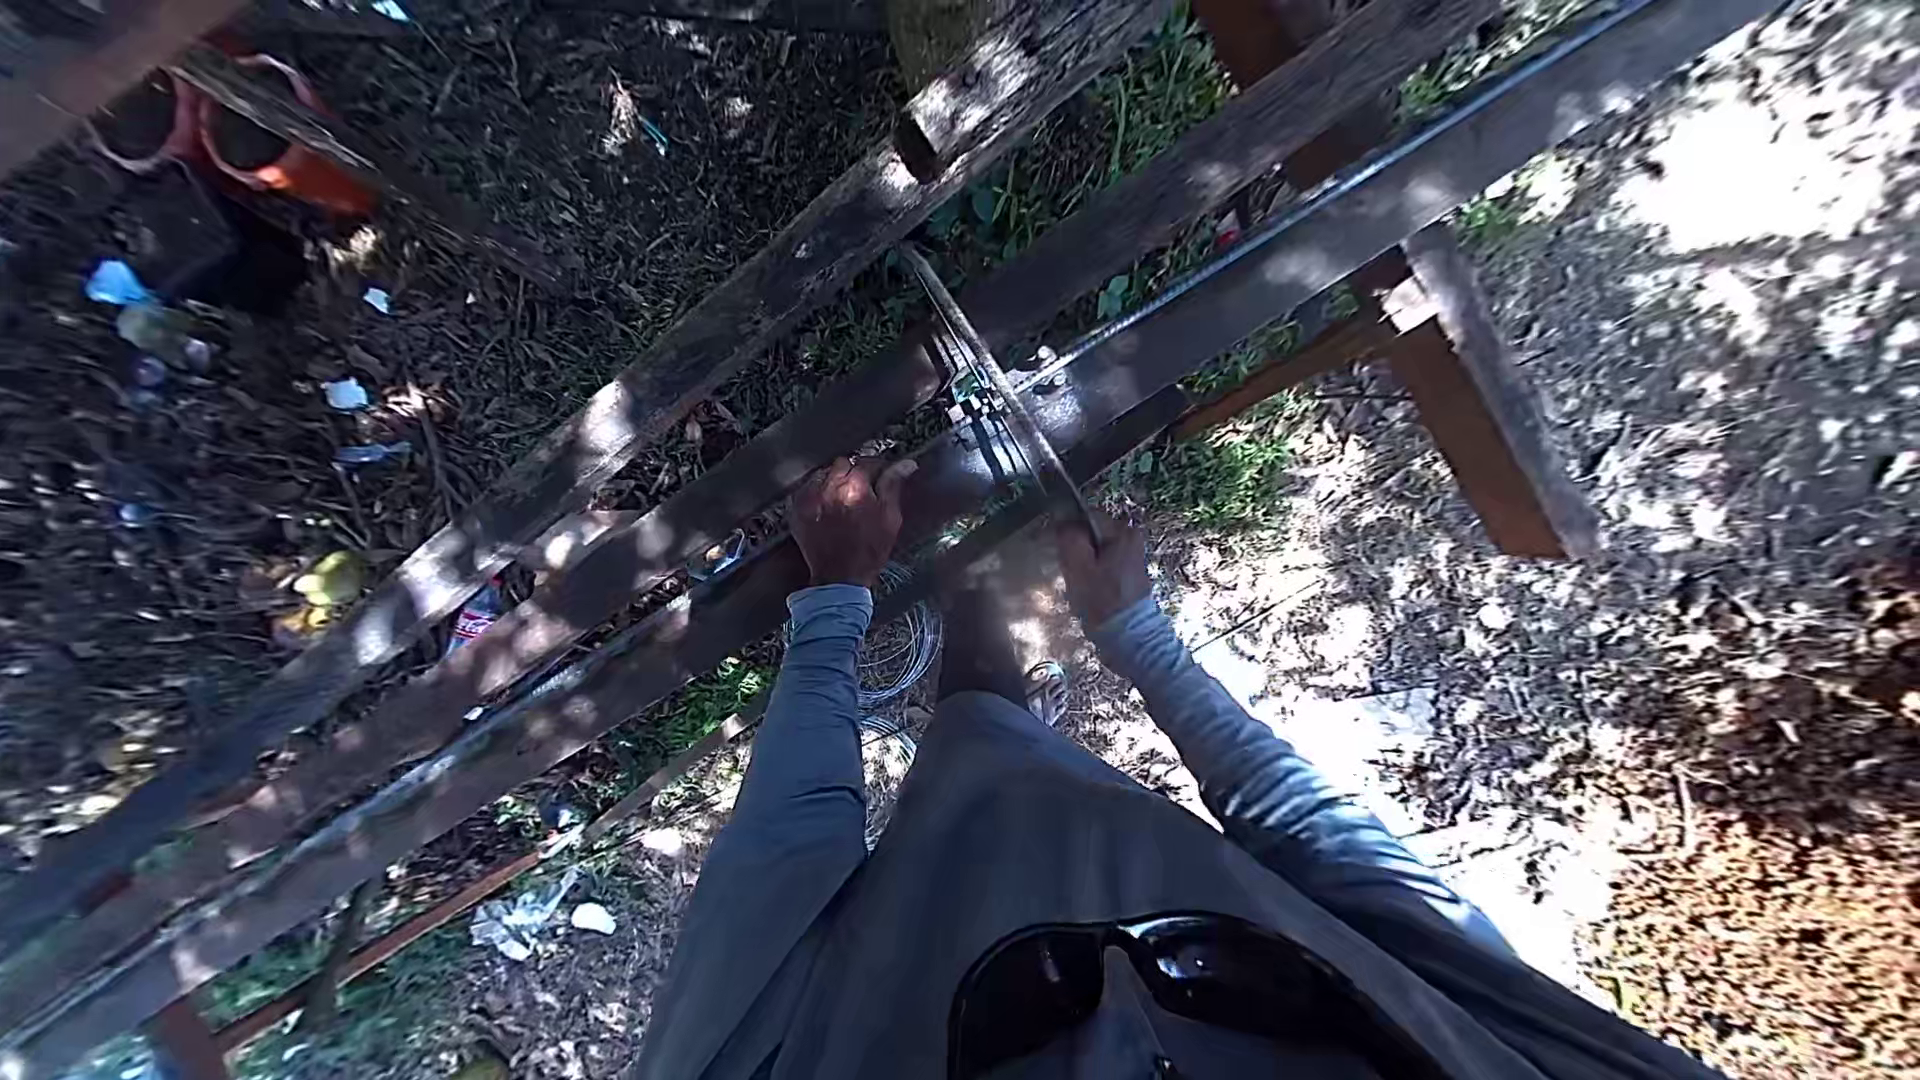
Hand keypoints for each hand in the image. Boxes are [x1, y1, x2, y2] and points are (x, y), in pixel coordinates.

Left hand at [790, 456, 916, 587]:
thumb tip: (905, 465)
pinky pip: (807, 489)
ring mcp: (810, 497)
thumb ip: (894, 486)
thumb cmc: (868, 550)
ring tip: (843, 499)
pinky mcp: (797, 509)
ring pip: (824, 474)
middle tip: (862, 489)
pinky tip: (827, 506)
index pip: (868, 462)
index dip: (877, 469)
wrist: (840, 577)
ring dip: (834, 480)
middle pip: (843, 464)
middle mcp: (829, 487)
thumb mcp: (890, 518)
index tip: (880, 476)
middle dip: (854, 473)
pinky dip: (817, 493)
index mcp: (855, 486)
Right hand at [1054, 510, 1149, 626]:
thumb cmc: (1103, 602)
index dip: (1066, 532)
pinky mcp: (1129, 572)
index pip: (1084, 517)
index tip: (1058, 552)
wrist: (1130, 638)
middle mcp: (1131, 538)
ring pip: (1094, 550)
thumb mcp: (1079, 567)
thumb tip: (1061, 514)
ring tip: (1082, 585)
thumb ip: (1069, 537)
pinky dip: (1093, 573)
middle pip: (1089, 533)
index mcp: (1122, 532)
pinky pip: (1102, 563)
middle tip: (1071, 573)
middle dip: (1075, 551)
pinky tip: (1091, 591)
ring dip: (1082, 564)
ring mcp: (1132, 555)